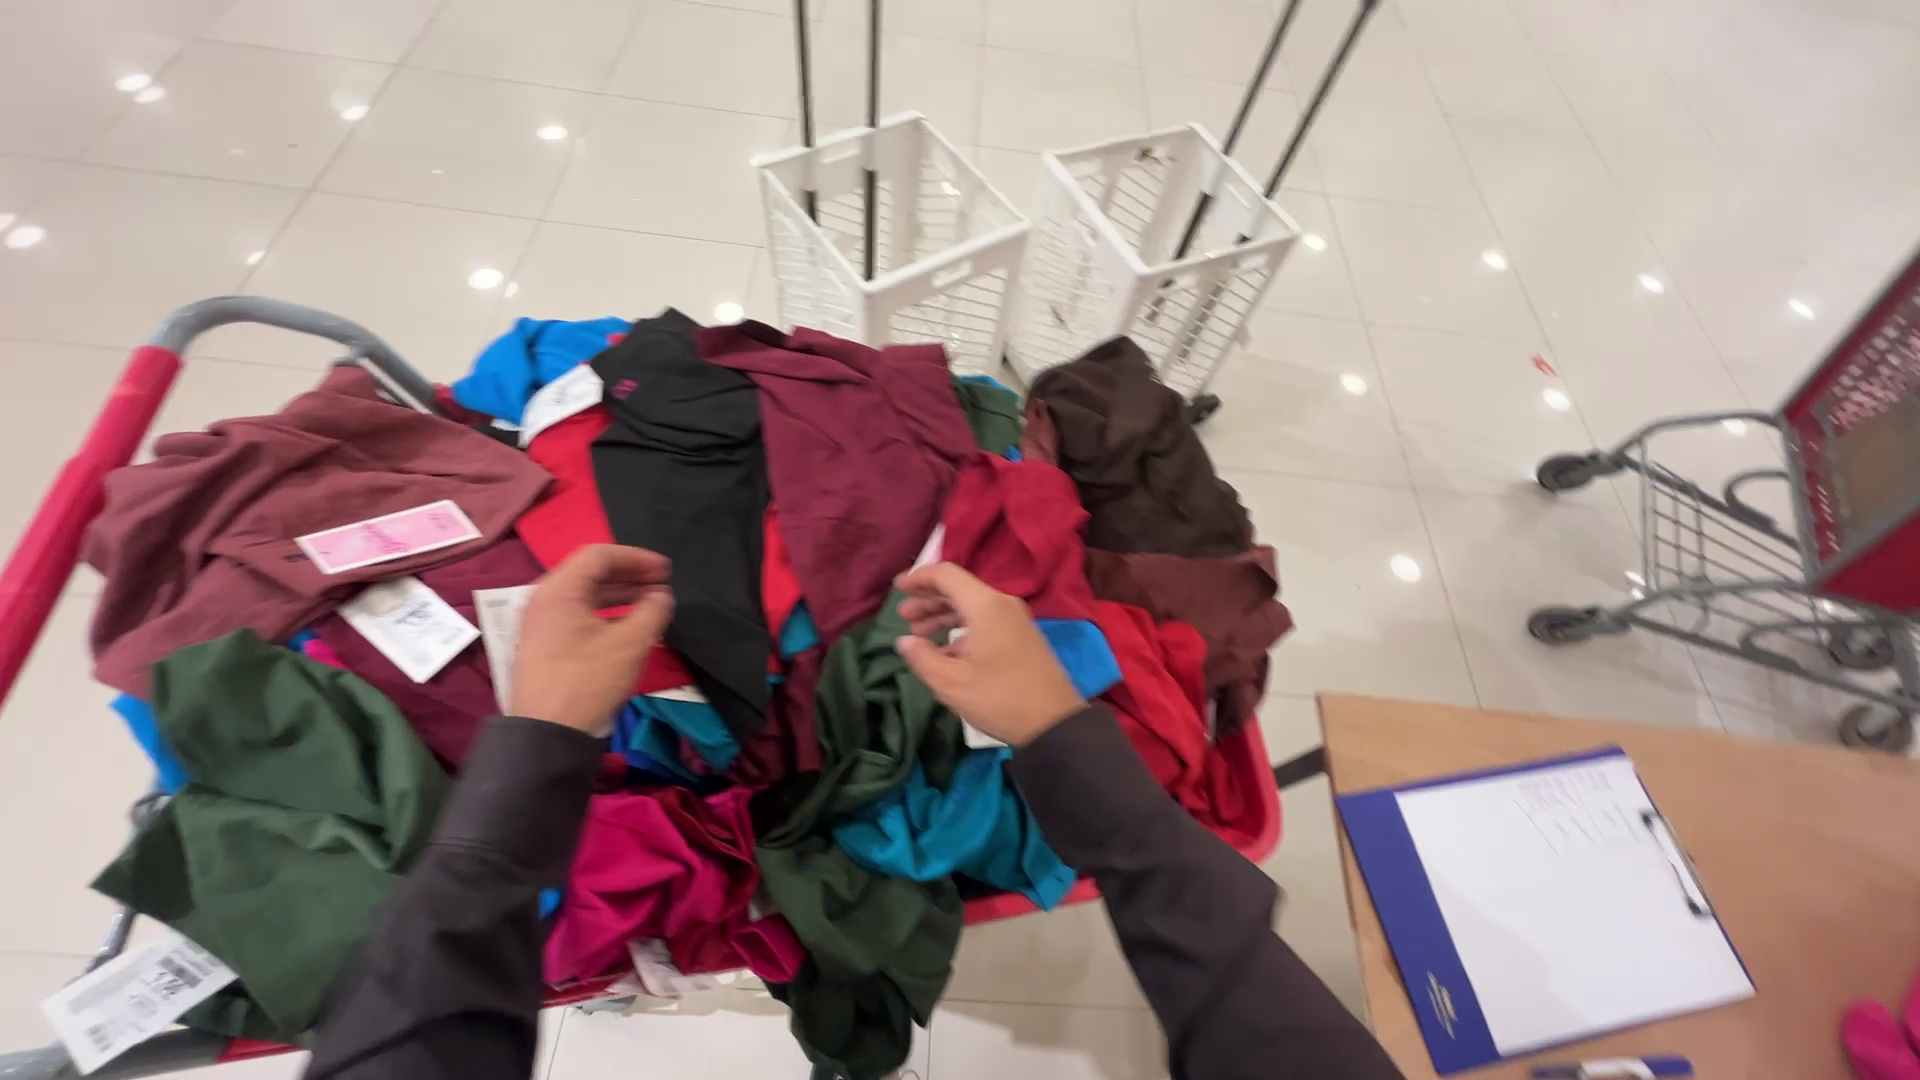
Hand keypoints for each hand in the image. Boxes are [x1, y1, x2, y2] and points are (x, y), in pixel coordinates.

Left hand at [511, 544, 673, 735]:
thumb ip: (652, 611)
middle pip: (592, 572)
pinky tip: (632, 623)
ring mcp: (543, 622)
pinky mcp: (548, 643)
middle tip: (663, 582)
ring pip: (588, 594)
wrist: (548, 734)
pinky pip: (582, 613)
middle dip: (631, 574)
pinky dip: (609, 611)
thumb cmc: (588, 680)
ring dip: (623, 593)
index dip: (637, 557)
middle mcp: (546, 599)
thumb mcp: (629, 644)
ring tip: (653, 602)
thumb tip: (662, 596)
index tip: (667, 570)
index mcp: (559, 591)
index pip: (600, 555)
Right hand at [893, 562, 1085, 746]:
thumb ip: (922, 657)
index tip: (898, 588)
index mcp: (985, 606)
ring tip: (918, 634)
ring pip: (972, 606)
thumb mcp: (951, 682)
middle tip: (904, 616)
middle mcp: (1002, 604)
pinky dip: (961, 629)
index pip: (947, 574)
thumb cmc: (999, 698)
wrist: (1054, 722)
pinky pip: (985, 621)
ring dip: (943, 615)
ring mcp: (1015, 620)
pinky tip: (945, 651)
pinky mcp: (1021, 636)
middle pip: (959, 589)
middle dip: (928, 599)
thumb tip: (905, 641)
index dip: (919, 577)